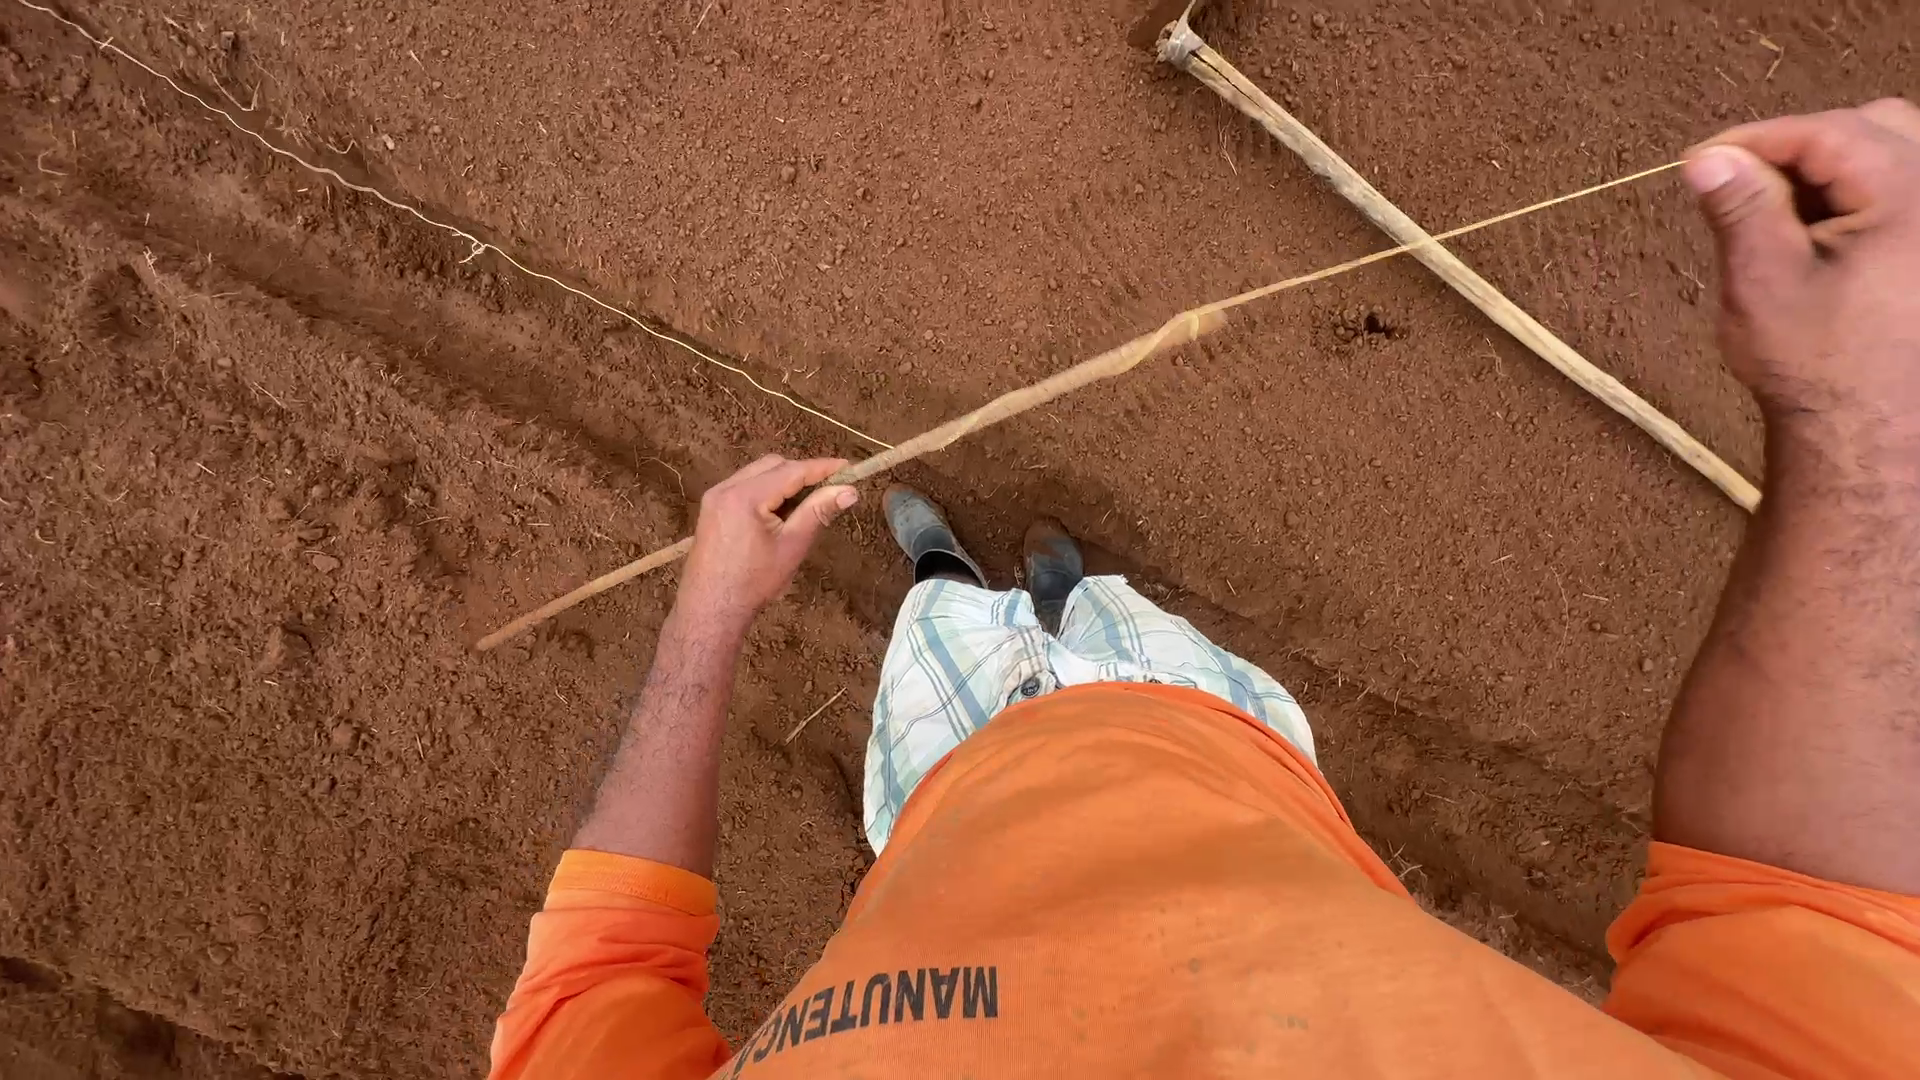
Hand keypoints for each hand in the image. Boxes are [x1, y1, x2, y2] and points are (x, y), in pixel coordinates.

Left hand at [674, 455, 857, 634]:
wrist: (712, 608)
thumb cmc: (755, 581)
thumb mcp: (793, 545)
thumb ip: (819, 511)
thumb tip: (850, 492)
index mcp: (745, 496)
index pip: (791, 470)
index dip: (822, 468)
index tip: (848, 468)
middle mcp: (726, 488)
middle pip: (773, 465)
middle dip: (802, 473)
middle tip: (829, 488)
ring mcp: (715, 497)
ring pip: (758, 473)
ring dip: (784, 480)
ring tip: (807, 502)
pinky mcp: (712, 508)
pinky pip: (744, 486)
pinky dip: (767, 490)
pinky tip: (781, 512)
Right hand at [1684, 99, 1919, 464]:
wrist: (1867, 416)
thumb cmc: (1813, 355)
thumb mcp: (1761, 278)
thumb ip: (1743, 209)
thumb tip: (1708, 159)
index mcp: (1914, 194)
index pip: (1832, 130)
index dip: (1759, 137)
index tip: (1697, 160)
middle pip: (1875, 125)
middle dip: (1796, 146)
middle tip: (1731, 184)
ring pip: (1893, 151)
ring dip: (1822, 169)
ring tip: (1765, 211)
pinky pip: (1901, 187)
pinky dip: (1849, 192)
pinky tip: (1809, 230)